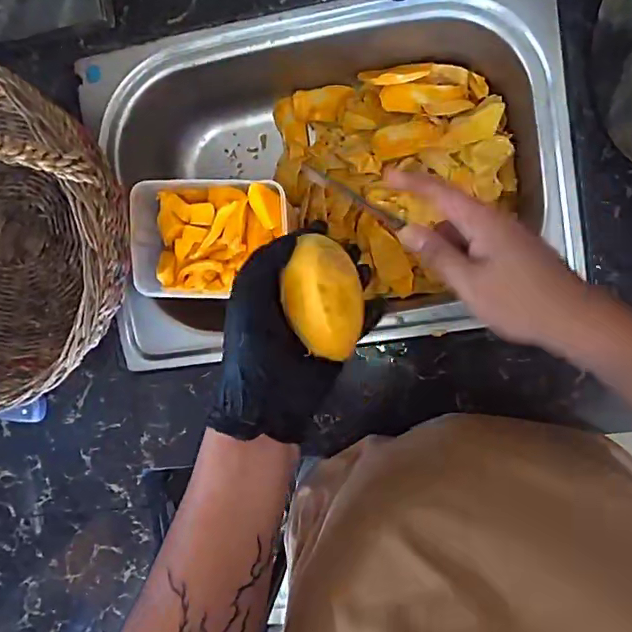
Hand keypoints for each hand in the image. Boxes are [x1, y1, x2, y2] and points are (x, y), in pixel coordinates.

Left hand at [208, 229, 377, 443]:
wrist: (269, 403)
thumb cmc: (254, 349)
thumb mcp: (251, 299)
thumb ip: (266, 266)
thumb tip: (294, 237)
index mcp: (268, 293)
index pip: (289, 259)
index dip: (306, 242)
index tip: (324, 228)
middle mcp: (293, 306)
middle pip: (321, 273)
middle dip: (339, 258)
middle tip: (354, 247)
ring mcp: (316, 327)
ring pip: (343, 296)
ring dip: (358, 282)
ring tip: (368, 272)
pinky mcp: (335, 347)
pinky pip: (357, 326)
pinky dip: (370, 315)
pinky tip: (379, 304)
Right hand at [385, 170, 602, 351]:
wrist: (573, 318)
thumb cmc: (518, 302)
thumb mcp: (469, 283)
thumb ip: (438, 255)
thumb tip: (407, 229)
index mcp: (482, 221)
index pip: (440, 192)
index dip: (411, 182)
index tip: (385, 176)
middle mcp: (497, 221)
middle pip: (453, 212)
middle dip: (429, 222)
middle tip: (405, 240)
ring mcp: (510, 236)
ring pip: (467, 231)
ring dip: (447, 245)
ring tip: (439, 274)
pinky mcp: (518, 252)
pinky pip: (481, 243)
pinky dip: (464, 254)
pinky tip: (464, 280)